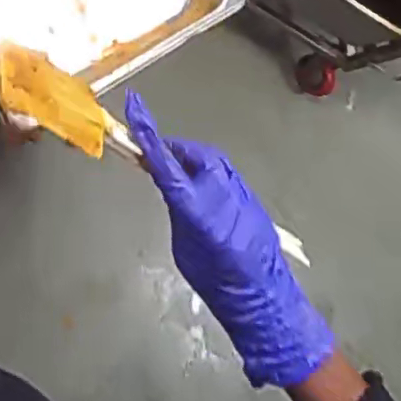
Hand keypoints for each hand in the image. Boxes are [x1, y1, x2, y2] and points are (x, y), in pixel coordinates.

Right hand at [125, 90, 333, 387]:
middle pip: (184, 152)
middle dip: (168, 154)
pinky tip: (203, 195)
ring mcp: (237, 184)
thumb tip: (168, 184)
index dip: (145, 130)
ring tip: (178, 184)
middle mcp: (217, 184)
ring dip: (187, 165)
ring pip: (202, 160)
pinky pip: (218, 172)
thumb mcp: (182, 245)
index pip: (162, 158)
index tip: (134, 103)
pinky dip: (204, 175)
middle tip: (152, 163)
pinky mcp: (248, 190)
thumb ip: (174, 205)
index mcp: (194, 203)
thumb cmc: (216, 280)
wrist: (266, 297)